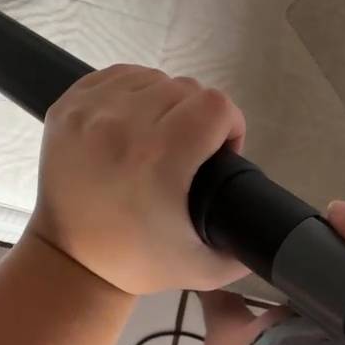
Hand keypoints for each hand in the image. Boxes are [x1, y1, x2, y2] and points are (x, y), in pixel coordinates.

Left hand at [28, 65, 249, 294]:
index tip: (221, 153)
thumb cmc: (138, 262)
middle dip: (200, 119)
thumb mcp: (205, 268)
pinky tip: (135, 125)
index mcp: (160, 160)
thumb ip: (247, 248)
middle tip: (192, 153)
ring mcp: (91, 112)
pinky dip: (135, 94)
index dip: (230, 127)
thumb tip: (276, 231)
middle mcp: (123, 126)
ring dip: (167, 104)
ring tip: (162, 138)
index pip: (216, 106)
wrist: (70, 261)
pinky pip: (119, 76)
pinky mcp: (68, 105)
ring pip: (154, 78)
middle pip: (188, 90)